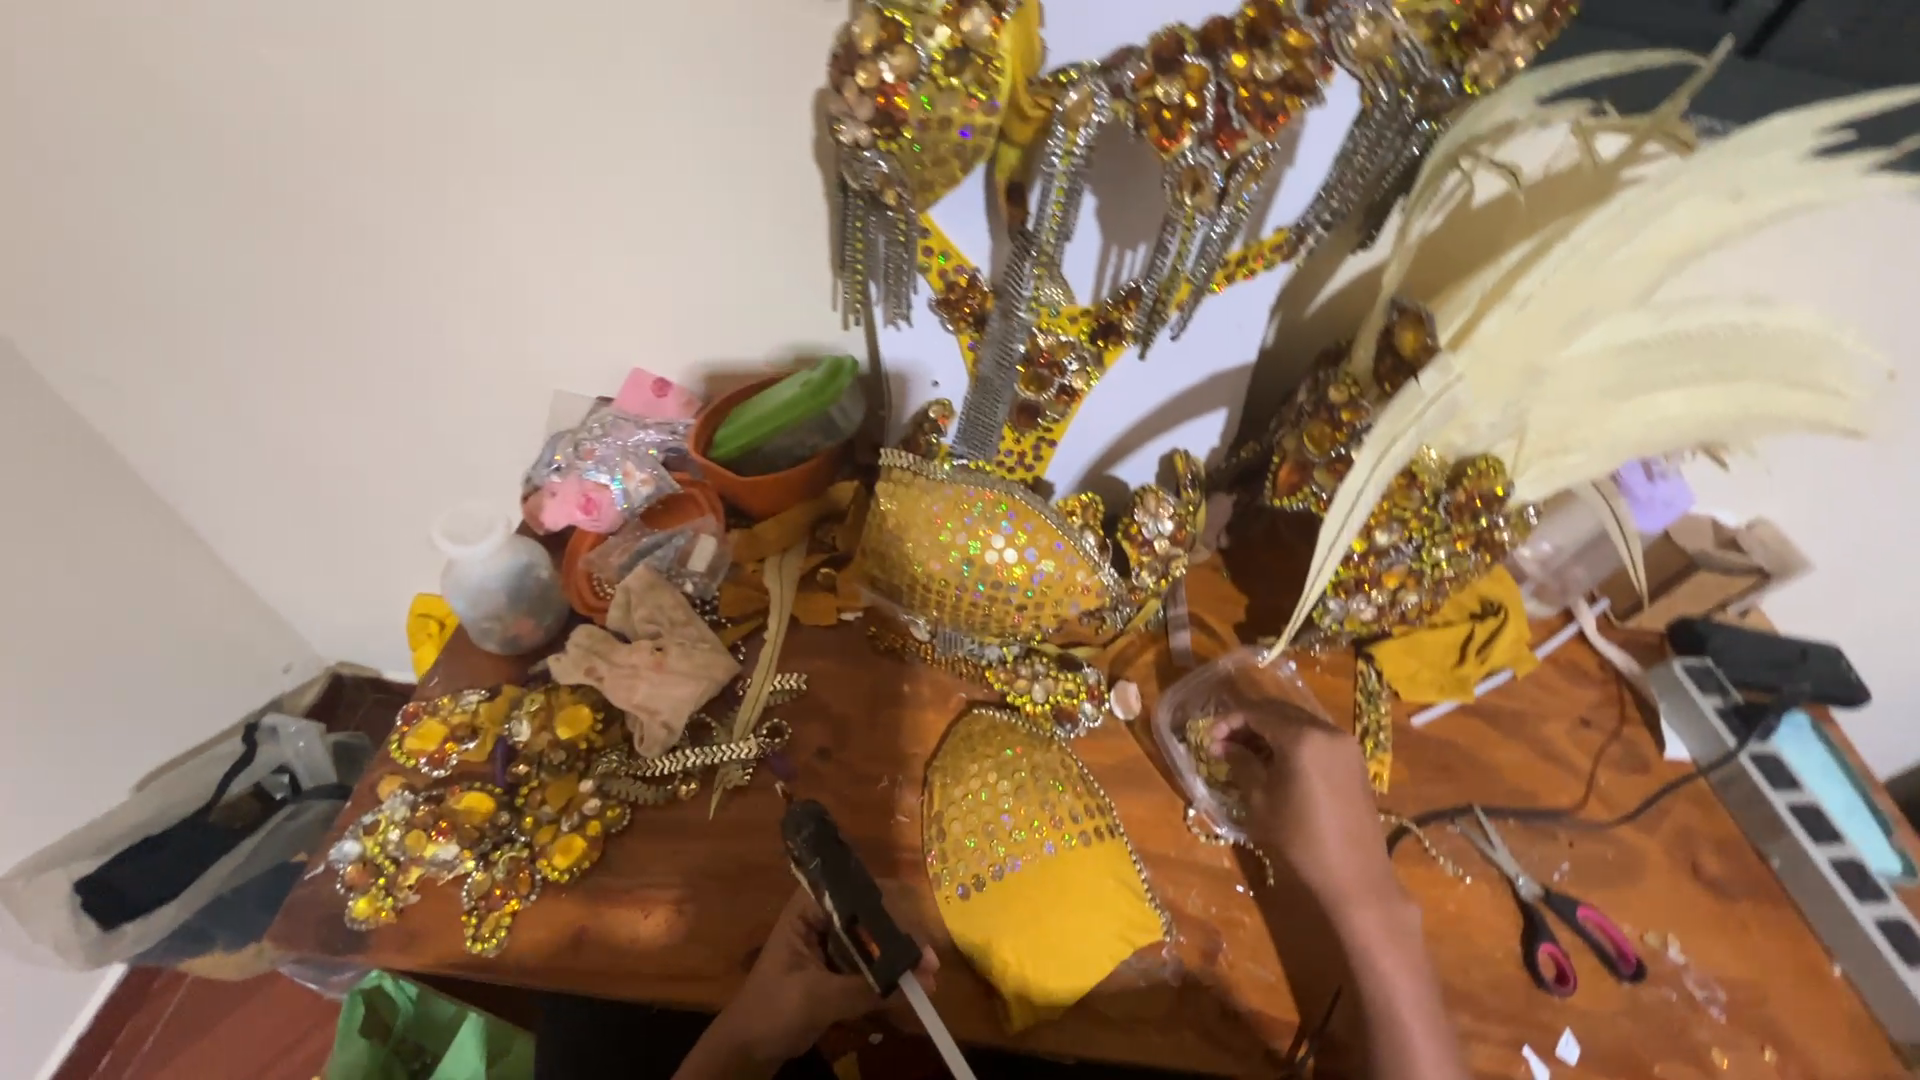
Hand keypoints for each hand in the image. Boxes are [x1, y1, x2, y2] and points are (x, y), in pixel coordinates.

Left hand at [692, 888, 939, 1070]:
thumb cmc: (771, 1010)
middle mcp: (825, 914)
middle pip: (873, 913)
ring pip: (877, 937)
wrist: (749, 1047)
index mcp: (810, 906)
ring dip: (903, 956)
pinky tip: (916, 988)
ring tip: (930, 976)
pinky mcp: (841, 964)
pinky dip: (893, 973)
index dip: (890, 910)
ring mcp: (834, 939)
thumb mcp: (816, 998)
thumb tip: (916, 982)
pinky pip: (873, 961)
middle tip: (931, 961)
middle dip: (904, 936)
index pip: (857, 894)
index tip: (917, 934)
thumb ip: (863, 988)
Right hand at [1206, 703, 1397, 903]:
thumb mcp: (1261, 800)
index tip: (1208, 739)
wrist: (1355, 878)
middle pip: (1279, 711)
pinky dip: (1291, 741)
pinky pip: (1316, 737)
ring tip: (1245, 752)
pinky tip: (1274, 761)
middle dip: (1248, 722)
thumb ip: (1241, 763)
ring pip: (1298, 722)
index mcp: (1302, 737)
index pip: (1257, 713)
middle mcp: (1327, 731)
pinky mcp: (1354, 761)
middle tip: (1223, 743)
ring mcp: (1345, 745)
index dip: (1228, 721)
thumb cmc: (1300, 839)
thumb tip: (1223, 746)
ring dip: (1269, 730)